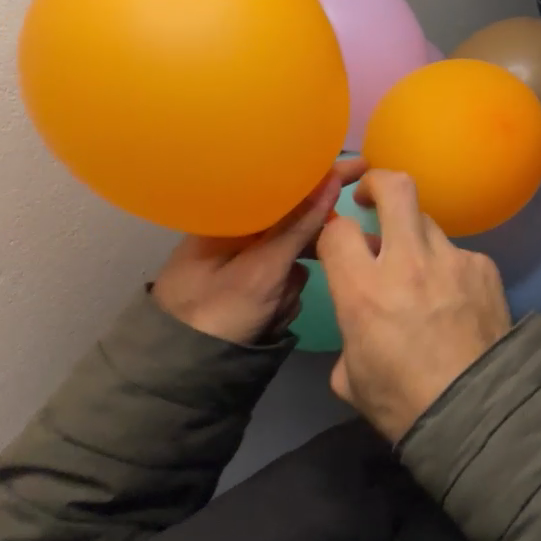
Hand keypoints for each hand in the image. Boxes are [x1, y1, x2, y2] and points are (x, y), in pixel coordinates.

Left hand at [150, 158, 368, 345]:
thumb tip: (332, 178)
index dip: (324, 174)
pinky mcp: (248, 288)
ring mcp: (242, 264)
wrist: (177, 376)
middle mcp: (237, 236)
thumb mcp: (264, 267)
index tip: (363, 165)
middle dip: (310, 248)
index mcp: (230, 219)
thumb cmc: (215, 312)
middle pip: (294, 224)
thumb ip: (300, 224)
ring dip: (291, 283)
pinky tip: (270, 317)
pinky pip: (284, 280)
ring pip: (294, 256)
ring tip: (273, 308)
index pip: (286, 185)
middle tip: (340, 251)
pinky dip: (283, 298)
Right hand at [317, 170, 511, 442]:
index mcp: (364, 291)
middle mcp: (409, 262)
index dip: (333, 231)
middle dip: (379, 182)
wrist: (477, 408)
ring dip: (415, 238)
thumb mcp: (350, 375)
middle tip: (372, 196)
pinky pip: (458, 254)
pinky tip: (454, 301)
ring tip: (419, 273)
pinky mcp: (485, 266)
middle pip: (397, 189)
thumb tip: (362, 312)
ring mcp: (453, 259)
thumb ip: (350, 329)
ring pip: (429, 223)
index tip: (337, 239)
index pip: (339, 230)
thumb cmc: (403, 401)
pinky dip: (449, 268)